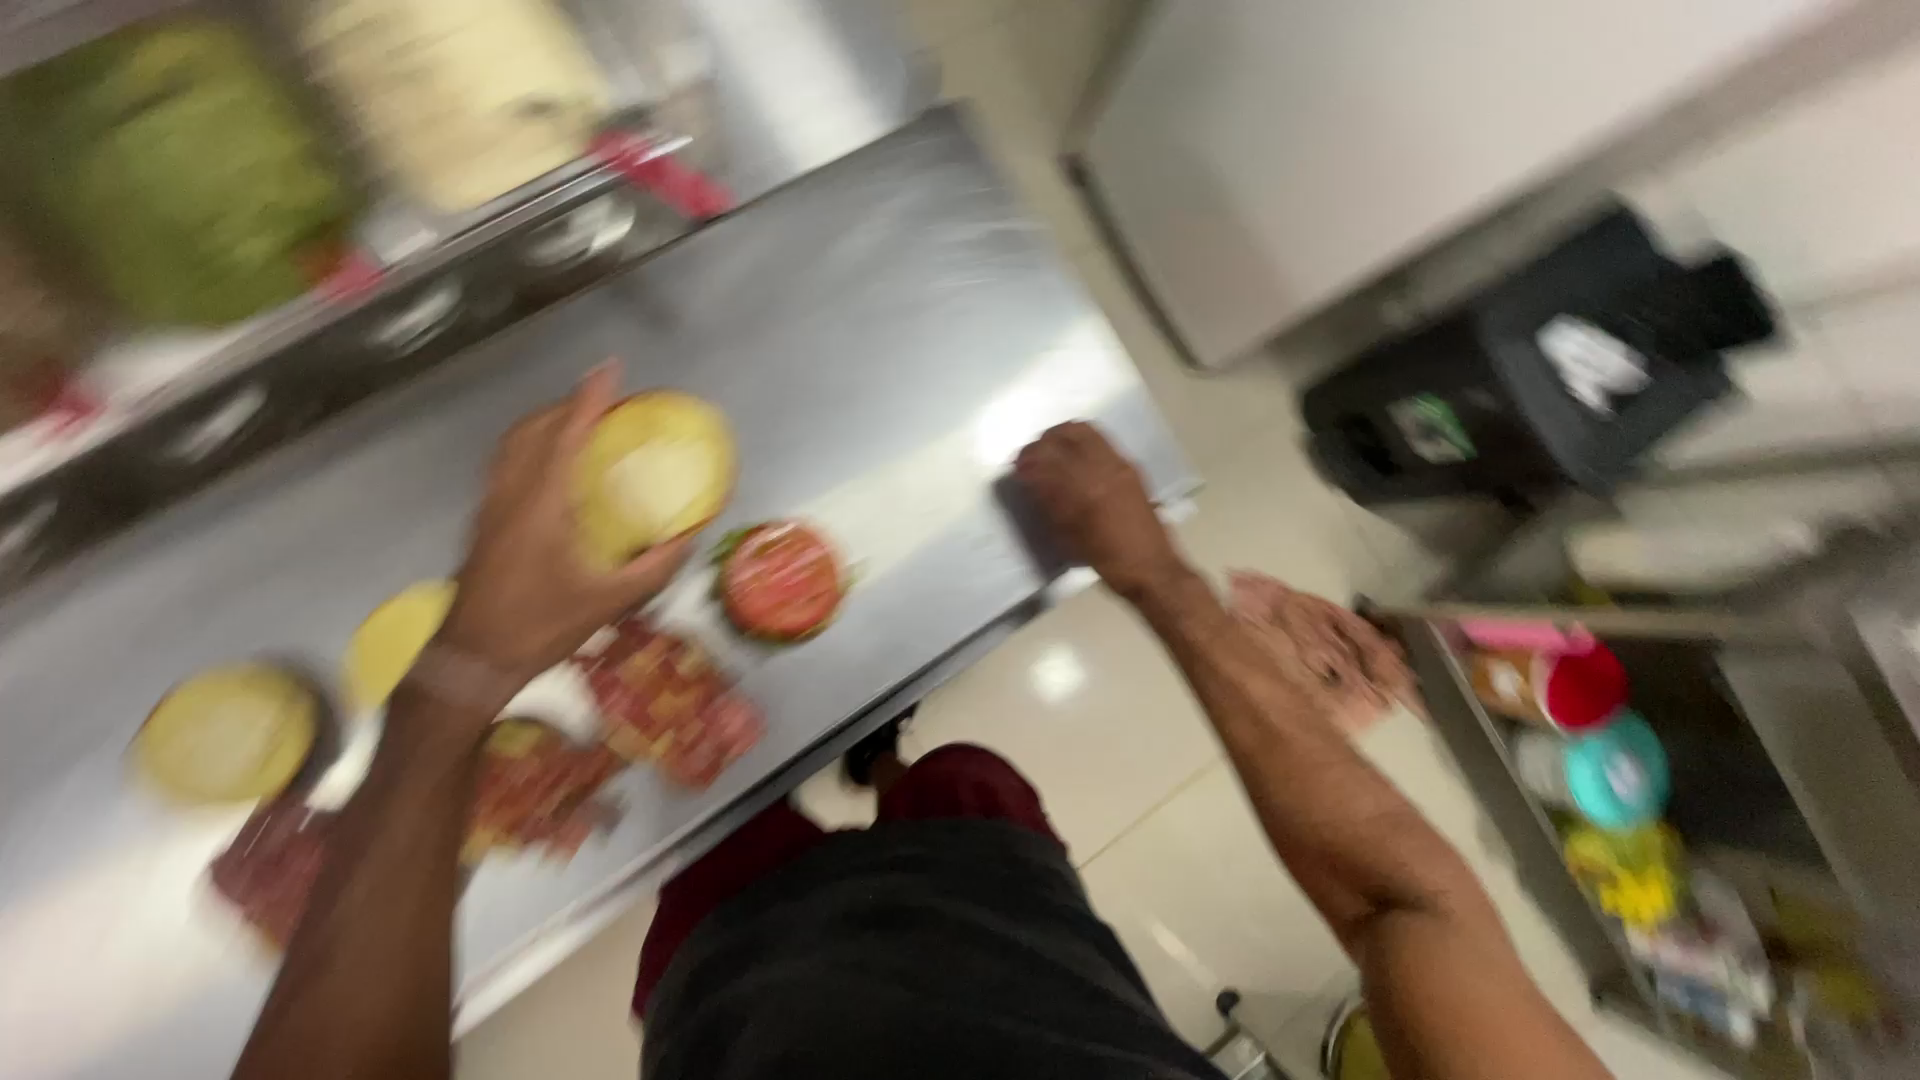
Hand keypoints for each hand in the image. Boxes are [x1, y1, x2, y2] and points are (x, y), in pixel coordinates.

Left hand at [437, 364, 694, 688]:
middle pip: (535, 429)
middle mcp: (511, 493)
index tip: (611, 369)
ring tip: (581, 427)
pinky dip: (532, 446)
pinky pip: (507, 463)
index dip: (590, 398)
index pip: (567, 435)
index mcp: (543, 504)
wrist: (472, 658)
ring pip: (514, 443)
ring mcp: (491, 505)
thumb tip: (690, 535)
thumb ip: (655, 566)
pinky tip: (554, 468)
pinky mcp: (484, 521)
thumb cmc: (542, 626)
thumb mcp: (611, 600)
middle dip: (569, 405)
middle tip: (607, 405)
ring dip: (547, 423)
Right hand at [1015, 422, 1184, 600]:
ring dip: (1060, 437)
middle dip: (1042, 444)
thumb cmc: (1106, 560)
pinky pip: (1100, 441)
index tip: (1016, 468)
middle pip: (1064, 435)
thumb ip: (1050, 505)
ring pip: (1083, 431)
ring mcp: (1119, 464)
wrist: (1151, 567)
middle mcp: (1103, 469)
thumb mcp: (1069, 537)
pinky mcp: (1130, 467)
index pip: (1047, 460)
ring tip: (1050, 453)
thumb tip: (1031, 482)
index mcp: (1085, 490)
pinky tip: (1073, 458)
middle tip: (1030, 458)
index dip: (1027, 461)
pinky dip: (1080, 442)